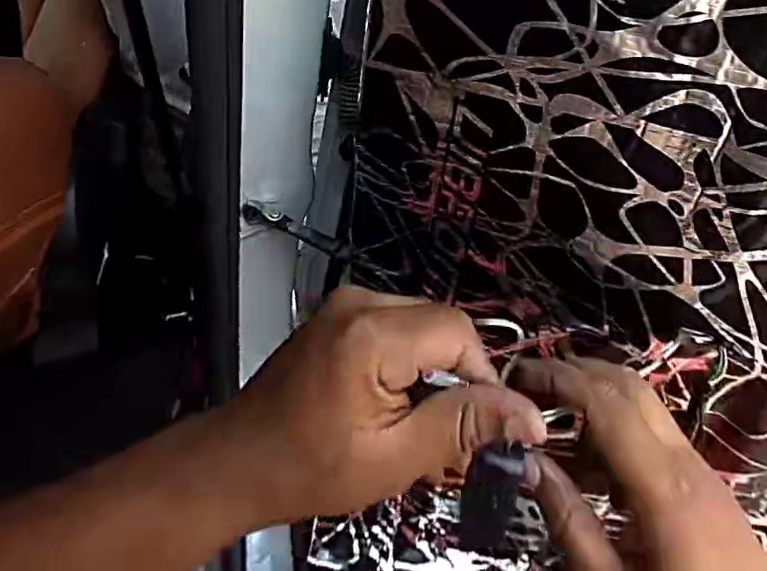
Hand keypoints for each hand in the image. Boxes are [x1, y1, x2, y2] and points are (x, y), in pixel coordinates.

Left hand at [209, 286, 546, 524]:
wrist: (242, 457)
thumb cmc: (308, 465)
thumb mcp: (393, 458)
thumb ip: (461, 427)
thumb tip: (524, 415)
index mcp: (369, 332)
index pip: (457, 330)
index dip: (482, 376)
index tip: (484, 424)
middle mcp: (358, 301)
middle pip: (441, 323)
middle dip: (457, 376)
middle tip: (448, 432)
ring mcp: (345, 302)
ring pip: (422, 324)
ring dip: (434, 369)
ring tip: (416, 421)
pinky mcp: (340, 313)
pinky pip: (397, 324)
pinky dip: (409, 360)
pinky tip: (394, 401)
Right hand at [514, 358, 766, 570]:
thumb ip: (570, 522)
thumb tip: (529, 463)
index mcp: (666, 488)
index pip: (606, 399)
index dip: (559, 376)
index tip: (519, 374)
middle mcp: (691, 468)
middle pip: (629, 386)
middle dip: (577, 372)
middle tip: (532, 383)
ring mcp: (708, 479)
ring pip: (645, 409)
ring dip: (597, 402)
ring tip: (553, 429)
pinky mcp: (714, 496)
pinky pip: (659, 440)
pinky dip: (620, 432)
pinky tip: (594, 468)